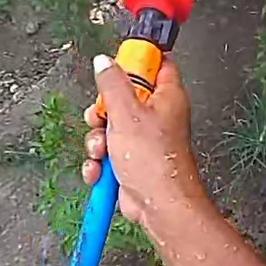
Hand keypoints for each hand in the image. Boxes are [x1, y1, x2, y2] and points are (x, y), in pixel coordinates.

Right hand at [82, 53, 208, 228]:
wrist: (158, 204)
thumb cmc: (155, 161)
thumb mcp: (127, 113)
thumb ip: (113, 84)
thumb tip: (105, 62)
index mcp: (167, 96)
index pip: (157, 64)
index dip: (137, 60)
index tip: (118, 65)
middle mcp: (159, 114)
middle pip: (123, 95)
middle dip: (103, 110)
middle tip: (103, 118)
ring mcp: (145, 137)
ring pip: (110, 126)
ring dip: (98, 140)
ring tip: (104, 151)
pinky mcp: (132, 158)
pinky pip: (108, 151)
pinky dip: (100, 162)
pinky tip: (101, 170)